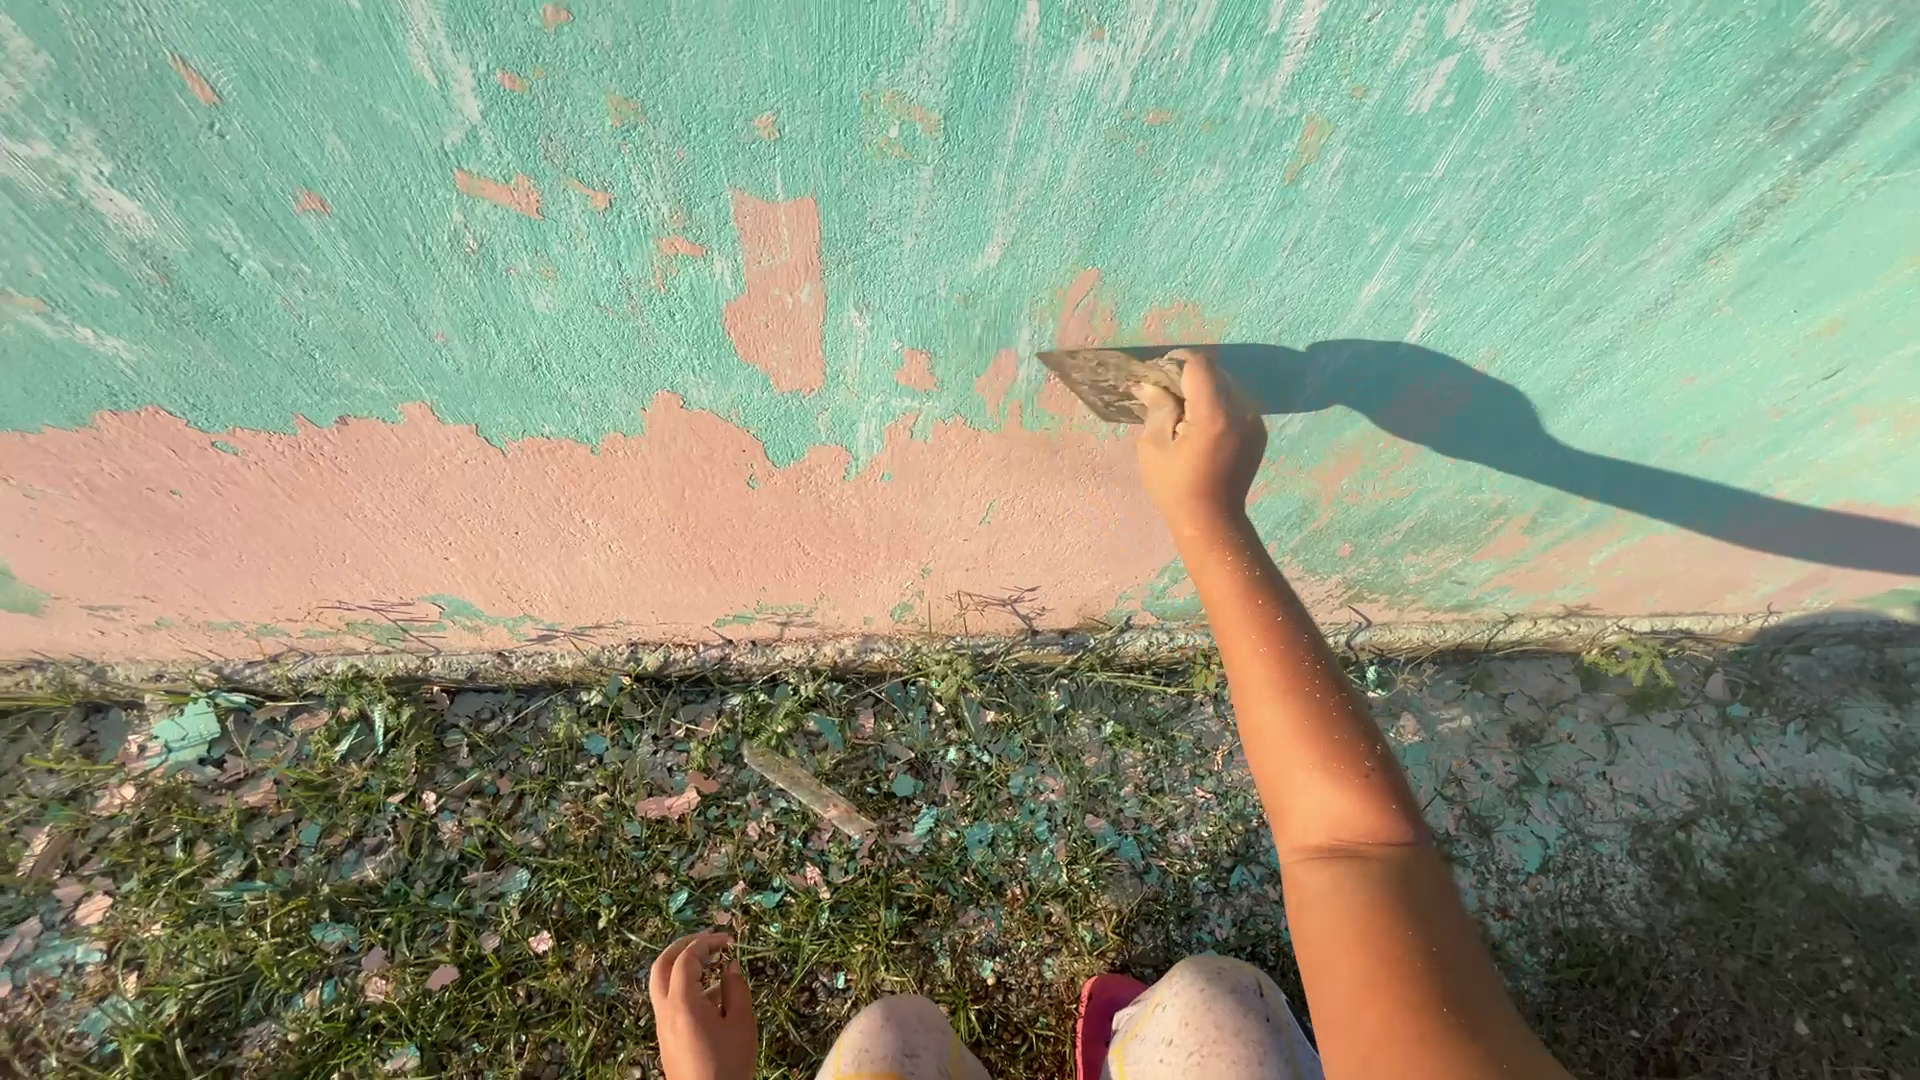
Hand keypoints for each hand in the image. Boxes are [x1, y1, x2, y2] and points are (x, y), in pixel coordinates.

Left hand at [649, 931, 756, 1079]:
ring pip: (662, 984)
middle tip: (707, 940)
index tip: (729, 941)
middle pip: (661, 966)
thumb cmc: (728, 1064)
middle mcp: (665, 1012)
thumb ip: (736, 988)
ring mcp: (663, 1026)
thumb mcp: (741, 1022)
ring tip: (713, 963)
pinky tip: (712, 994)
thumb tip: (729, 966)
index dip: (706, 942)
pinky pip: (669, 1002)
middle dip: (683, 946)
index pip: (686, 959)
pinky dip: (685, 986)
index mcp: (682, 1004)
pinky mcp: (667, 1039)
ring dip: (683, 966)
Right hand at [1134, 348, 1267, 536]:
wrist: (1211, 520)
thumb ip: (1157, 408)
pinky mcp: (1258, 431)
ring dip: (1205, 387)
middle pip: (1215, 372)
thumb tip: (1151, 384)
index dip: (1176, 361)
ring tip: (1183, 406)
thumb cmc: (1175, 487)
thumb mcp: (1154, 447)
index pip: (1199, 365)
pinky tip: (1201, 422)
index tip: (1158, 371)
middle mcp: (1241, 410)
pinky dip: (1218, 403)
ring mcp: (1254, 420)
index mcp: (1214, 413)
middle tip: (1166, 389)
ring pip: (1228, 384)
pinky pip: (1237, 402)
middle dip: (1189, 374)